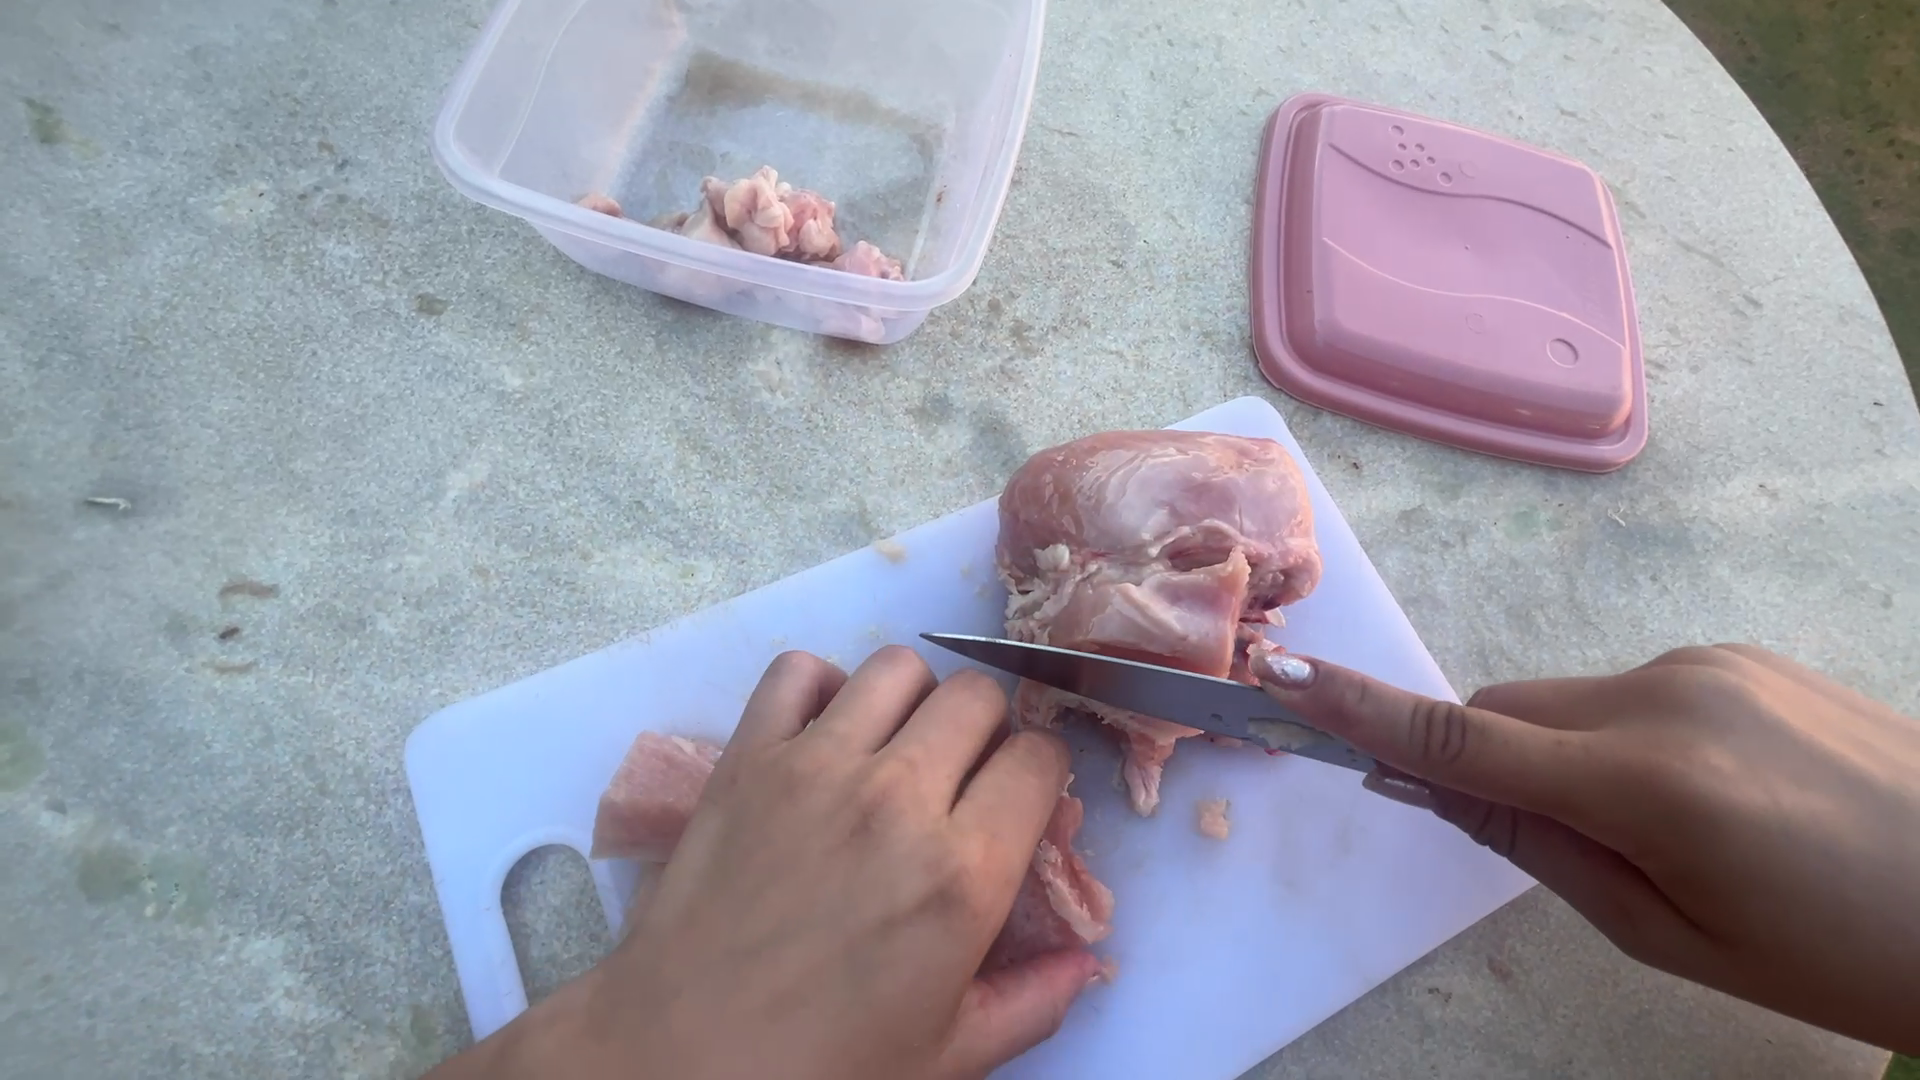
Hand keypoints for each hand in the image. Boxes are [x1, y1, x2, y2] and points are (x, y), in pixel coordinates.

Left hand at [430, 647, 1099, 1079]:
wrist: (677, 1061)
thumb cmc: (822, 1068)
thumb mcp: (949, 1056)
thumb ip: (1033, 1001)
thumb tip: (1092, 961)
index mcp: (963, 873)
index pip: (1039, 756)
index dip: (1040, 769)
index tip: (1020, 792)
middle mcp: (899, 796)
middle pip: (976, 695)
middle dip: (985, 726)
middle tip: (959, 770)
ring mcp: (818, 764)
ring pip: (897, 666)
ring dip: (911, 698)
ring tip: (894, 743)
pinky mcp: (750, 753)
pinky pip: (797, 670)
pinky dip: (818, 685)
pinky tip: (822, 729)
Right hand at [1251, 644, 1919, 1053]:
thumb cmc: (1837, 953)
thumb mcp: (1664, 931)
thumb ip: (1526, 842)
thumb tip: (1415, 779)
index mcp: (1647, 786)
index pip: (1457, 738)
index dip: (1357, 707)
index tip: (1279, 673)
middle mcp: (1663, 696)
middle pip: (1497, 710)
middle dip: (1489, 757)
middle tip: (1554, 827)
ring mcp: (1703, 662)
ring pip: (1554, 699)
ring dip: (1557, 747)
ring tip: (1669, 814)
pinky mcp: (1733, 651)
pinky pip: (1619, 687)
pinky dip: (1616, 729)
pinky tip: (1710, 780)